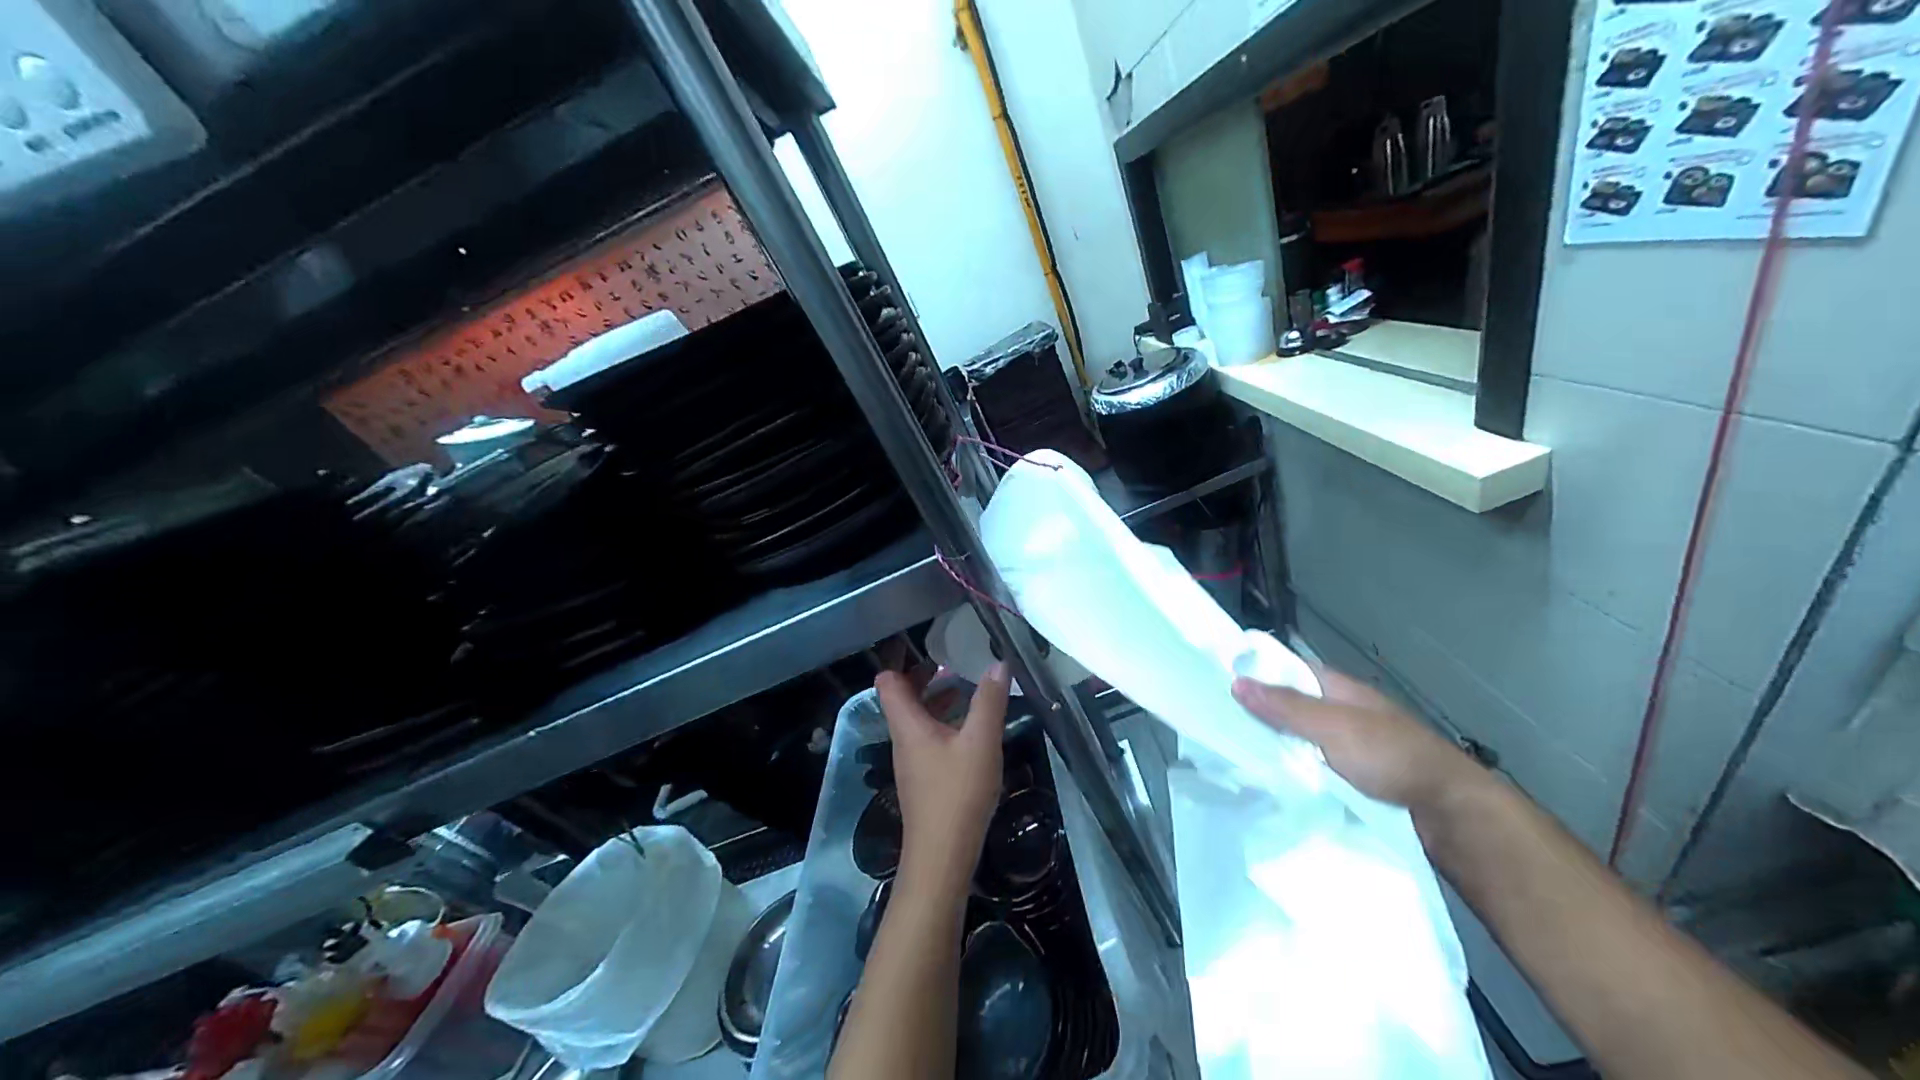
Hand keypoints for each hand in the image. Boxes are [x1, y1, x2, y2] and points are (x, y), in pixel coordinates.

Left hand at [875, 663, 1009, 895]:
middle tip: (950, 660)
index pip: (888, 681)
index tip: (925, 642)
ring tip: (964, 688)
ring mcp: (910, 760)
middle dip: (922, 676)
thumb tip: (998, 663)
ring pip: (915, 719)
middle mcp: (902, 738)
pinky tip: (969, 728)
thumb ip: (989, 701)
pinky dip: (942, 723)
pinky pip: (926, 737)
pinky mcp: (922, 778)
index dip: (900, 658)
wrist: (942, 856)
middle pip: (901, 698)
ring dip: (935, 700)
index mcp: (907, 724)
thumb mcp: (981, 742)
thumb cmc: (957, 793)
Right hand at [1231, 669, 1482, 813]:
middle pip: (1293, 707)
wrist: (1451, 814)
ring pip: (1301, 740)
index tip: (1220, 683)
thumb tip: (1236, 682)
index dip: (1259, 673)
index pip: (1291, 671)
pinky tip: (1270, 780)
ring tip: (1233, 754)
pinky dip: (1292, 771)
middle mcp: (1344, 714)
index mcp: (1341, 691)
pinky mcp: (1353, 780)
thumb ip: (1286, 708)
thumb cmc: (1392, 758)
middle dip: (1261, 715)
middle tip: (1219, 724)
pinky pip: (1311, 767)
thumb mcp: (1334, 727)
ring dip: (1276, 746)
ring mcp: (1351, 748)